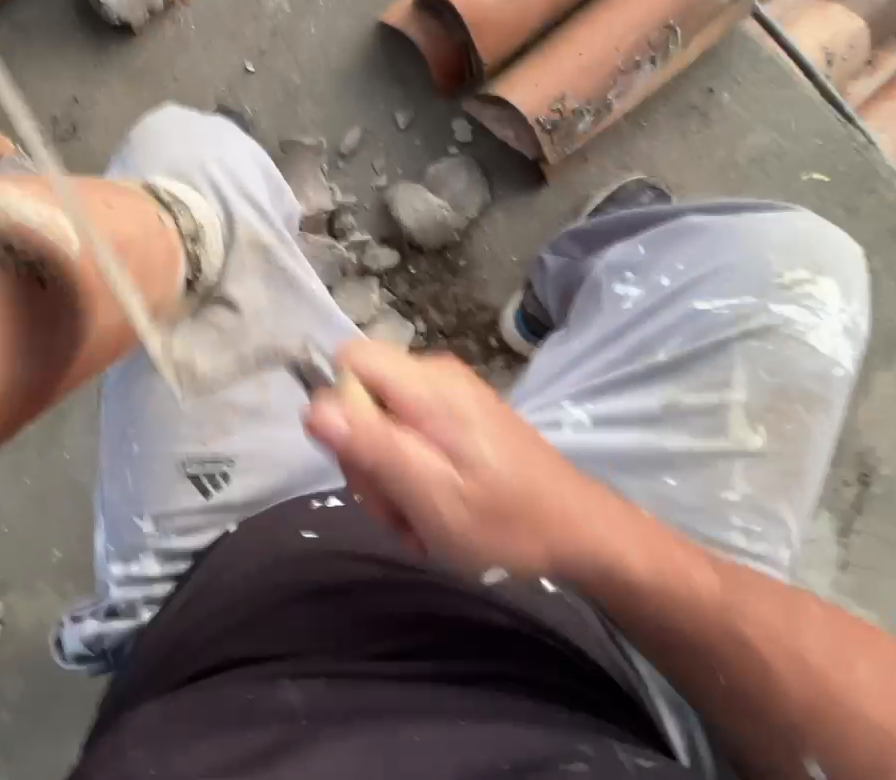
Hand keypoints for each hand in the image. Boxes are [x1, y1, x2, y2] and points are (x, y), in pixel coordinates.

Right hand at [303, 340, 631, 583]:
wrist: (582, 535)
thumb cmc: (506, 522)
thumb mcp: (431, 494)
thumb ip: (371, 448)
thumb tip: (313, 409)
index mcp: (428, 386)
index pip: (348, 360)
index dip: (340, 407)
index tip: (364, 458)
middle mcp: (435, 377)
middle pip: (360, 395)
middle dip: (364, 454)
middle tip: (396, 502)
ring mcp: (448, 396)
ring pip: (378, 420)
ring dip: (386, 474)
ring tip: (419, 515)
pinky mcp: (457, 416)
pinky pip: (406, 433)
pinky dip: (408, 473)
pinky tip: (433, 507)